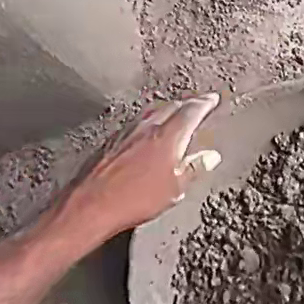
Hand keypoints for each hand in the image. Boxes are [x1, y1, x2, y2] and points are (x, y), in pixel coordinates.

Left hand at [50, 94, 221, 244]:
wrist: (90, 205)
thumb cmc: (135, 199)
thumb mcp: (174, 189)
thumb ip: (193, 169)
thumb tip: (210, 157)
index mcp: (167, 137)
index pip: (190, 111)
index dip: (204, 103)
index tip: (212, 99)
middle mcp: (146, 128)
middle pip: (170, 106)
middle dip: (187, 103)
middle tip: (197, 104)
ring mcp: (126, 132)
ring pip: (151, 112)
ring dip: (166, 109)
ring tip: (175, 113)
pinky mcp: (111, 141)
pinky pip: (135, 123)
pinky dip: (148, 121)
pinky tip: (147, 131)